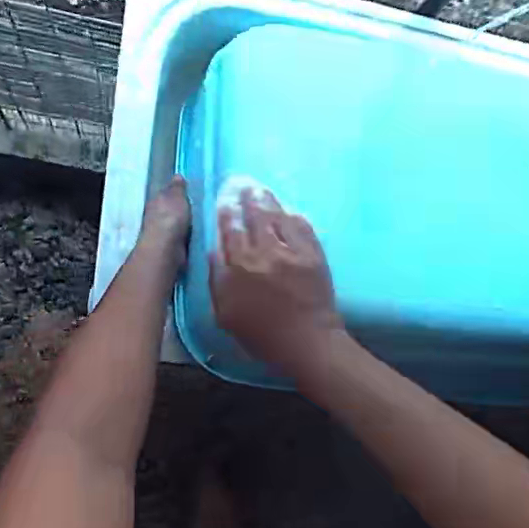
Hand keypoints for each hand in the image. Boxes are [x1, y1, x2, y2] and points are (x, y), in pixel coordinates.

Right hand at [210, 186, 344, 379]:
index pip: (231, 229)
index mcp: (241, 266)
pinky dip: (293, 217)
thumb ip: (217, 280)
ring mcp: (293, 250)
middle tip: (244, 184)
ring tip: (262, 191)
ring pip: (278, 217)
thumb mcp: (226, 314)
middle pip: (255, 216)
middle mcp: (266, 251)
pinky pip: (302, 227)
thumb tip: (214, 252)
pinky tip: (289, 212)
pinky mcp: (315, 254)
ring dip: (269, 201)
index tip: (224, 199)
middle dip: (248, 198)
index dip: (227, 212)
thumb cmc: (262, 335)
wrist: (308, 342)